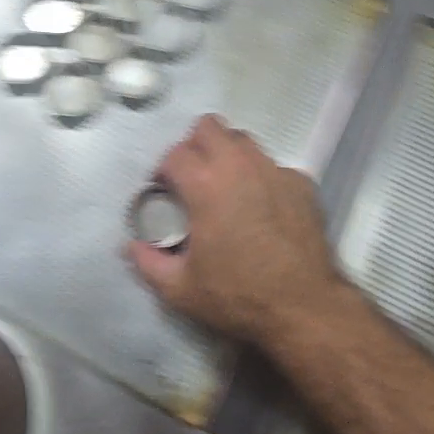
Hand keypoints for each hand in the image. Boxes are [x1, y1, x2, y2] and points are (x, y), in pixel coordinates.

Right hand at [127, 114, 349, 345]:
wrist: (304, 307)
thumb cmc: (238, 296)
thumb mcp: (182, 289)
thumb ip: (148, 263)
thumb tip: (129, 246)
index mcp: (205, 183)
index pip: (174, 153)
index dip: (163, 170)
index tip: (164, 191)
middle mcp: (239, 164)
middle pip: (209, 126)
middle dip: (195, 145)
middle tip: (193, 177)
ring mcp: (274, 169)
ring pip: (244, 140)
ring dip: (228, 155)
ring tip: (227, 187)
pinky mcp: (301, 182)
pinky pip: (273, 166)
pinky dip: (262, 178)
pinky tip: (263, 208)